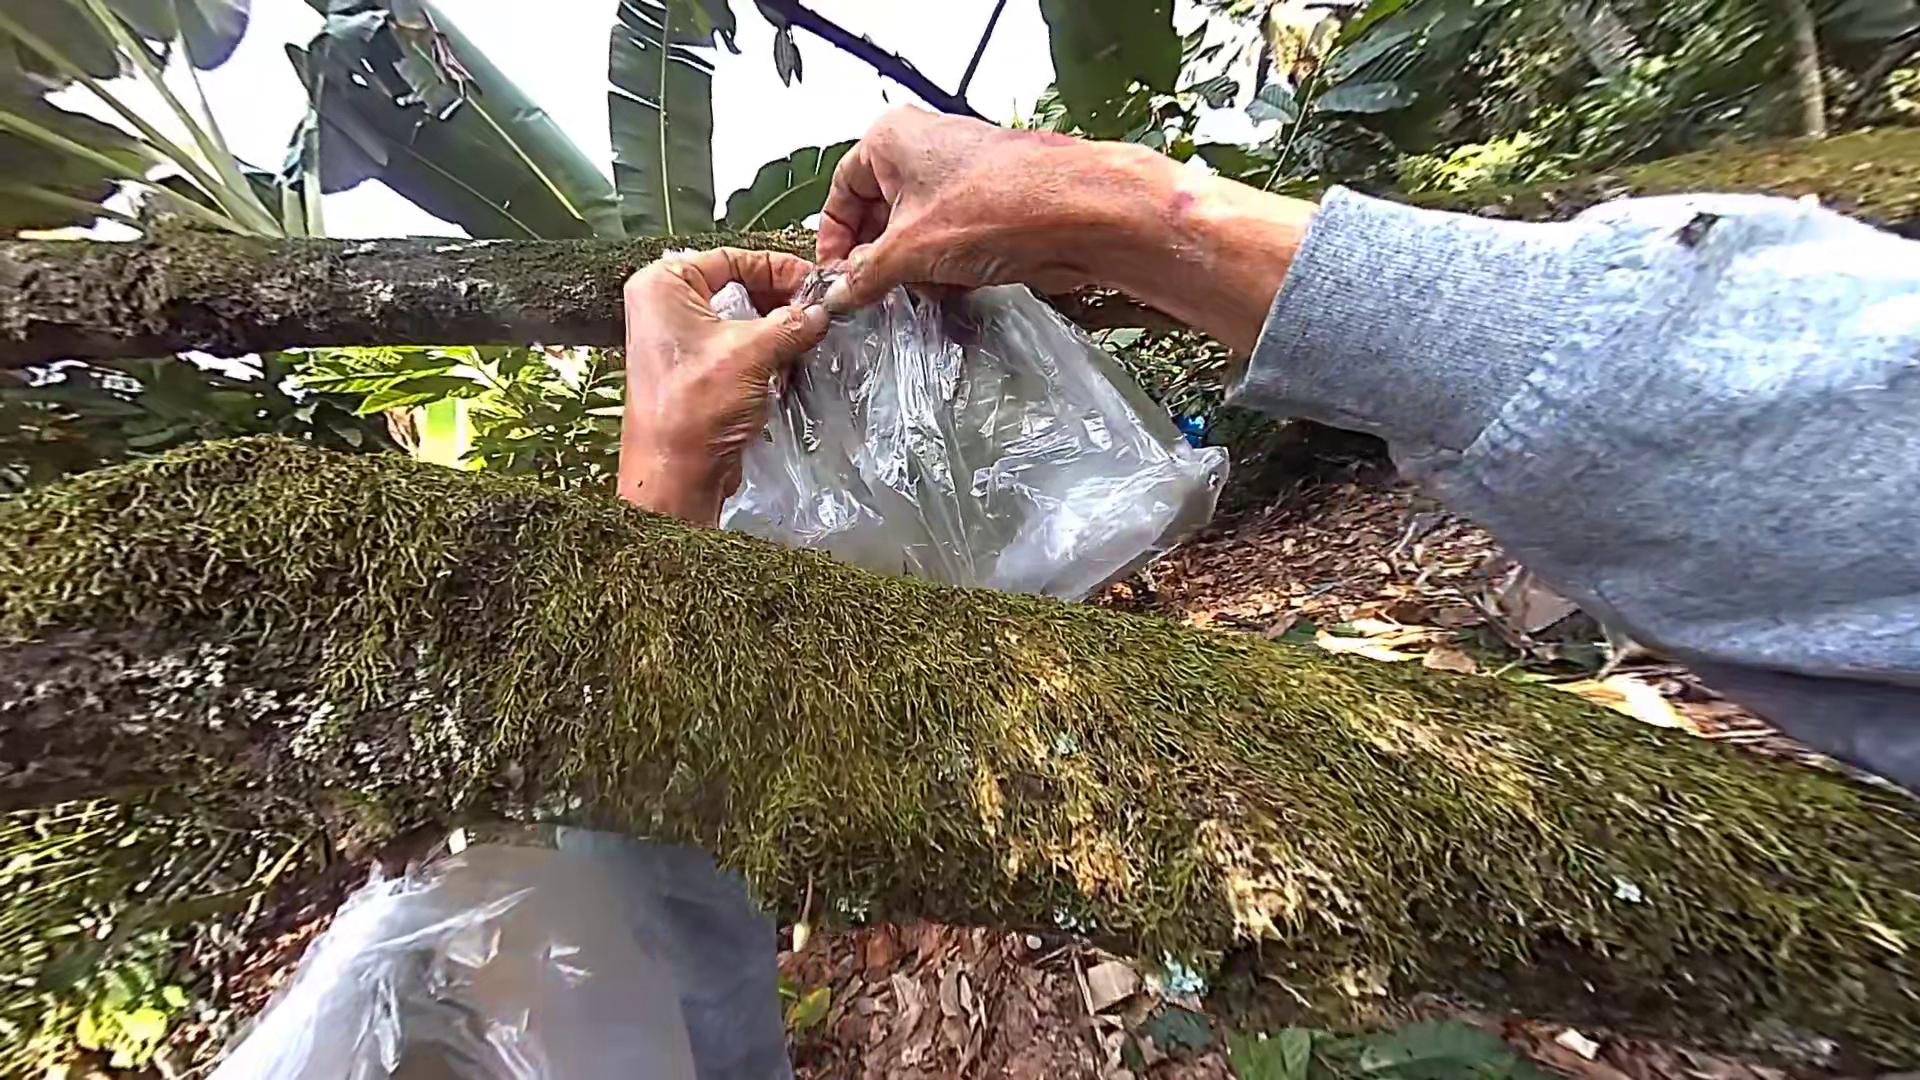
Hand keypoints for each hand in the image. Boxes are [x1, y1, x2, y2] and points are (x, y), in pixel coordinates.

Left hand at [618, 248, 828, 524]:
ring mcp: (683, 341)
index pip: (731, 258)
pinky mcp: (699, 371)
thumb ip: (790, 325)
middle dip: (780, 300)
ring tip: (808, 336)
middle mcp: (667, 307)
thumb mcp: (750, 354)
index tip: (812, 282)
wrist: (678, 471)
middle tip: (816, 311)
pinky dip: (767, 351)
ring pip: (742, 319)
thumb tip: (820, 312)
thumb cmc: (694, 408)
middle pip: (737, 286)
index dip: (776, 268)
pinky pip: (740, 347)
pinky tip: (791, 360)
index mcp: (664, 286)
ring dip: (778, 328)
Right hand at [817, 106, 1141, 306]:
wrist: (1072, 217)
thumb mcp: (908, 248)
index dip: (834, 237)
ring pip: (913, 236)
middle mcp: (922, 155)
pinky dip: (941, 271)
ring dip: (912, 271)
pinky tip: (951, 287)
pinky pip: (945, 247)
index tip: (834, 276)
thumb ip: (866, 274)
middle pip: (878, 216)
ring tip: (921, 290)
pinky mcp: (983, 215)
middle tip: (873, 294)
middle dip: (877, 259)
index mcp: (891, 141)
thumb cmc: (995, 205)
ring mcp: (956, 185)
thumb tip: (839, 293)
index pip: (843, 190)